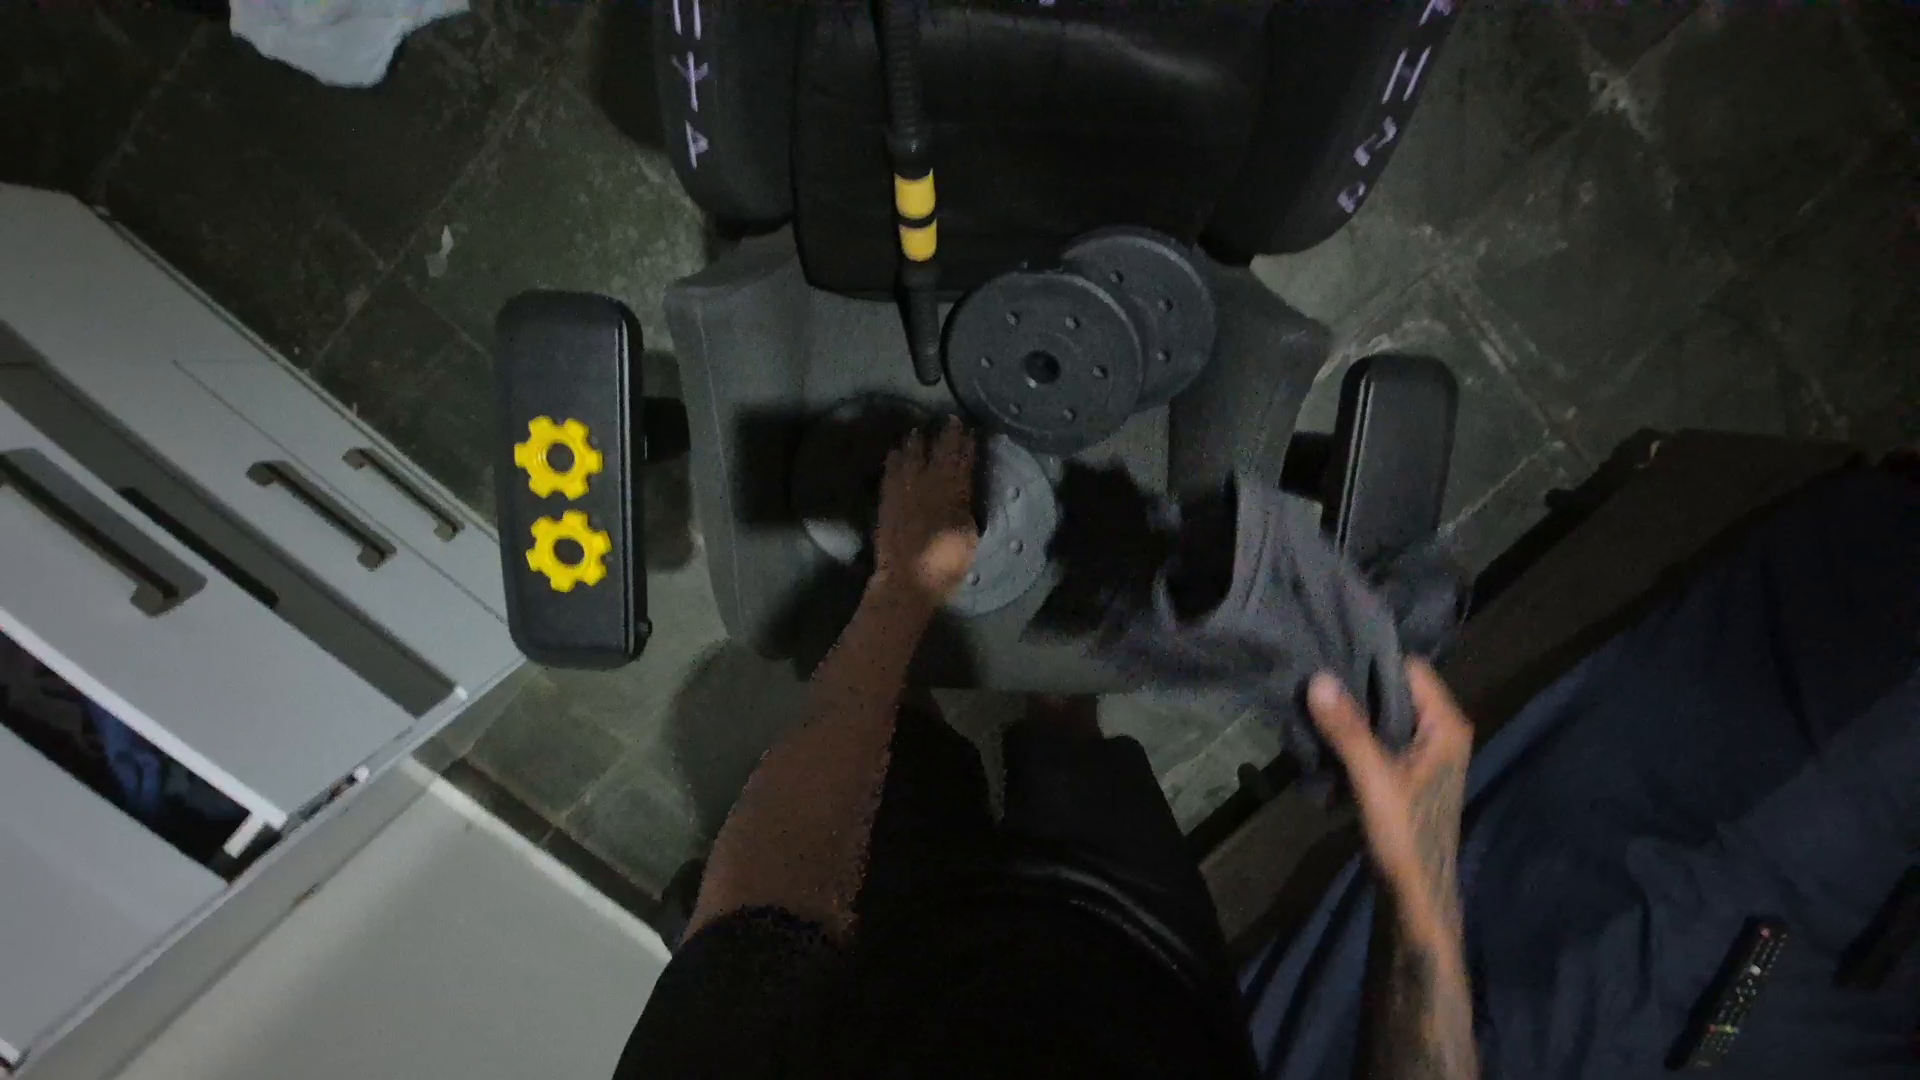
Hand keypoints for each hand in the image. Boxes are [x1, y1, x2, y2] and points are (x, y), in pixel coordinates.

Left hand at [873, 418, 978, 609]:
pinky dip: (894, 459)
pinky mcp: (886, 499)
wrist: (907, 579)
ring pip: (910, 455)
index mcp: (953, 490)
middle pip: (937, 451)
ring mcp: (903, 489)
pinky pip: (890, 471)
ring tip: (919, 430)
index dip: (967, 442)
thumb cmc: (946, 562)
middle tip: (950, 420)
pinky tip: (895, 452)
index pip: (962, 458)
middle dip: (945, 434)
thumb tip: (962, 489)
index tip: (970, 428)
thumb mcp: (968, 533)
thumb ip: (965, 504)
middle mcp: (927, 482)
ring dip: (917, 441)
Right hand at [1308, 660, 1471, 942]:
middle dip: (1353, 679)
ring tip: (1309, 693)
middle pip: (1392, 685)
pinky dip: (1349, 726)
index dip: (1371, 655)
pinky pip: (1373, 730)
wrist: (1415, 893)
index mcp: (1445, 725)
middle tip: (1311, 669)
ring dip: (1348, 705)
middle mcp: (1437, 730)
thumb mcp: (1374, 778)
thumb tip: (1319, 676)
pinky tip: (1320, 725)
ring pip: (1380, 708)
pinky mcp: (1401, 765)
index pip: (1409, 667)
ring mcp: (1420, 749)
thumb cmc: (1406, 834)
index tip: (1329, 647)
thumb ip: (1347, 728)